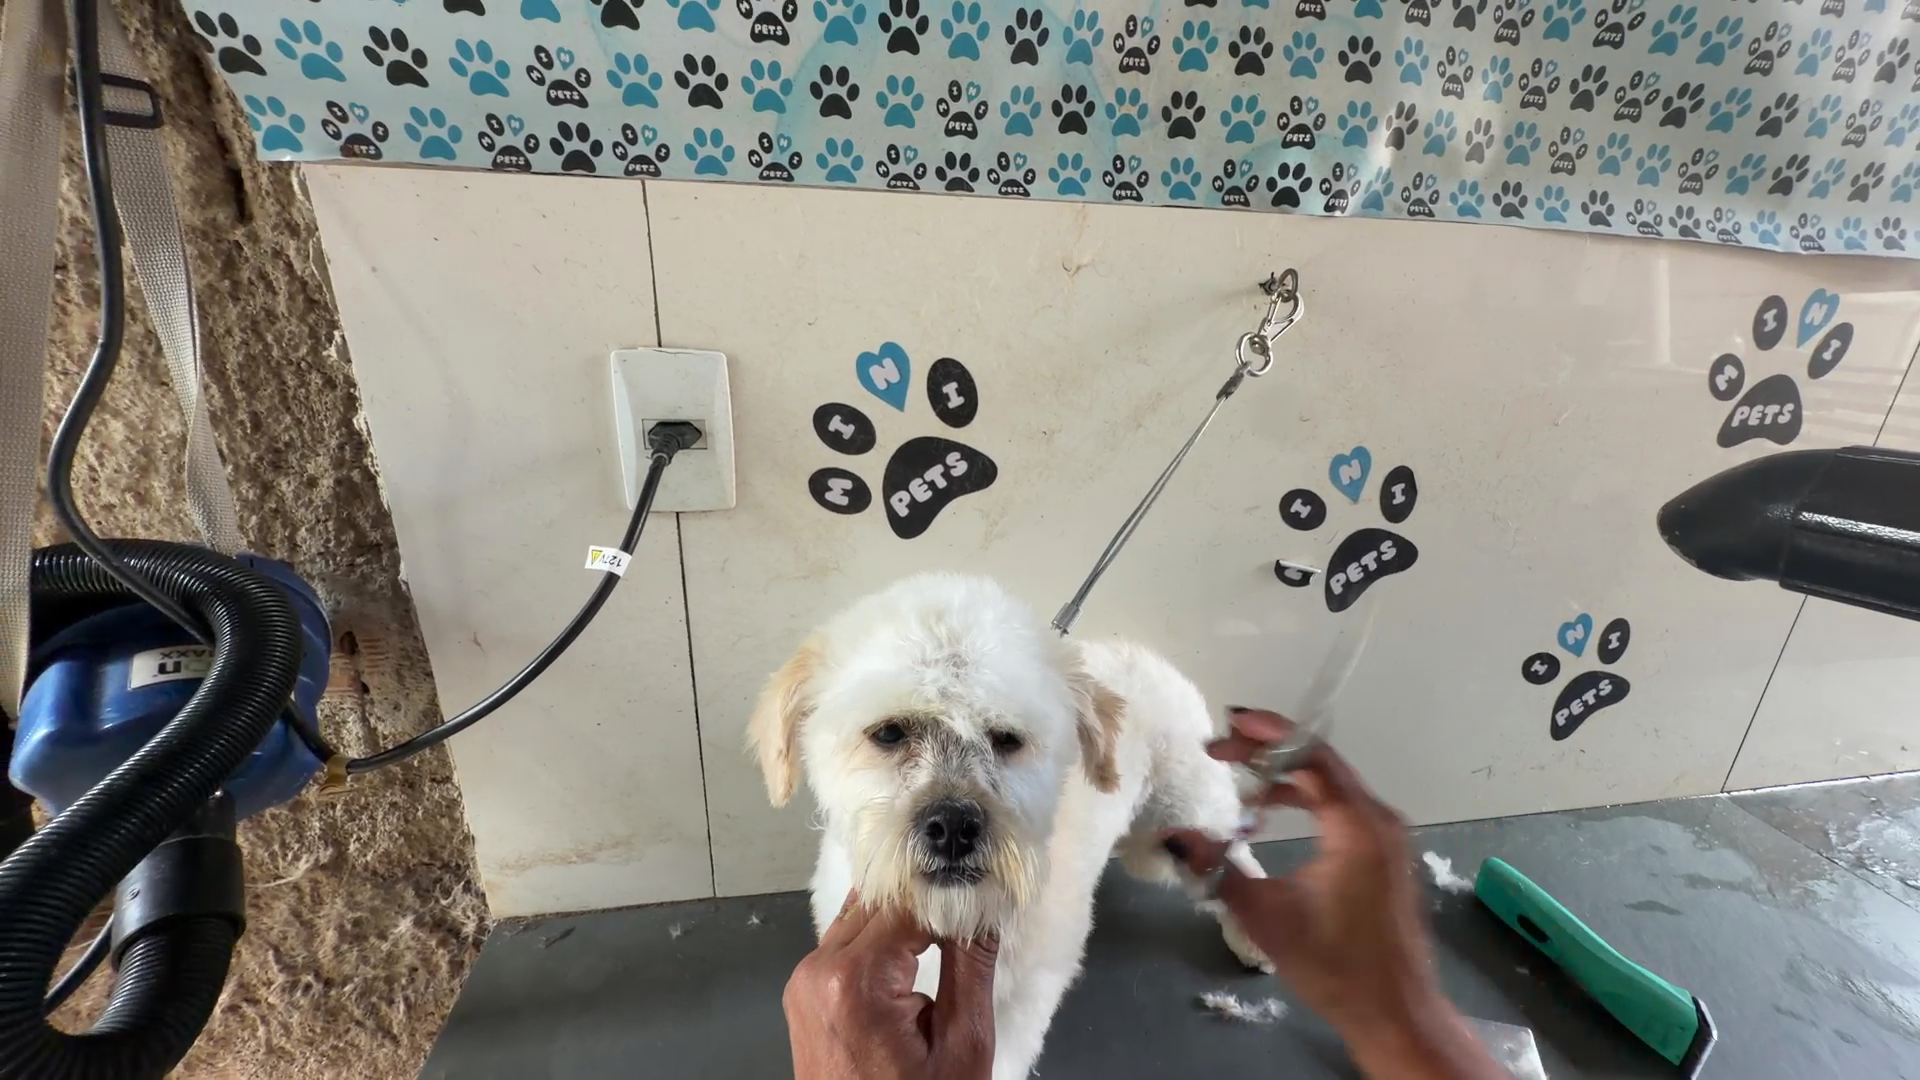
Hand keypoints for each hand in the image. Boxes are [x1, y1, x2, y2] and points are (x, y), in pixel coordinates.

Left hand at [783, 892, 998, 1079]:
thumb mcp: (962, 1044)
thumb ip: (972, 965)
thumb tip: (983, 906)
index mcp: (857, 979)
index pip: (907, 903)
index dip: (945, 899)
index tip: (975, 905)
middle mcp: (819, 970)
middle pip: (880, 903)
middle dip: (921, 908)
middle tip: (961, 924)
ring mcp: (804, 980)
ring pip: (860, 915)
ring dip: (898, 921)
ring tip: (938, 941)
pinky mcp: (804, 991)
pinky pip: (844, 941)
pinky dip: (876, 940)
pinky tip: (908, 957)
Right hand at [1162, 709, 1502, 1079]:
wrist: (1397, 1015)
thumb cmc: (1334, 966)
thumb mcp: (1264, 915)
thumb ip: (1216, 868)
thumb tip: (1170, 837)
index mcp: (1356, 828)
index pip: (1311, 756)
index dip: (1267, 734)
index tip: (1227, 726)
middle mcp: (1377, 820)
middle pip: (1318, 761)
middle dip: (1265, 749)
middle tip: (1219, 748)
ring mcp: (1384, 834)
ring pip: (1327, 780)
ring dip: (1280, 771)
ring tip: (1236, 773)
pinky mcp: (1381, 850)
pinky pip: (1336, 802)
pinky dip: (1299, 793)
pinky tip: (1266, 810)